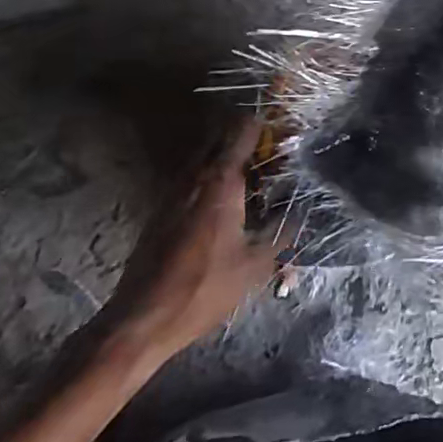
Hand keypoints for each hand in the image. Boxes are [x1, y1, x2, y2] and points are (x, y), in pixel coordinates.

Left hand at [117, 115, 283, 355]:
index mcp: (220, 182)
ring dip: (228, 158)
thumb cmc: (204, 289)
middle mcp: (194, 178)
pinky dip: (213, 178)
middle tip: (273, 148)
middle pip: (220, 139)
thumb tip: (301, 214)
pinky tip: (228, 200)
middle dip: (247, 137)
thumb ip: (282, 233)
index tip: (284, 121)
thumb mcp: (255, 265)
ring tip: (255, 172)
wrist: (141, 320)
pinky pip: (193, 179)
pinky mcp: (161, 211)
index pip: (242, 132)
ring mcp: (173, 193)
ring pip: (204, 159)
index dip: (264, 122)